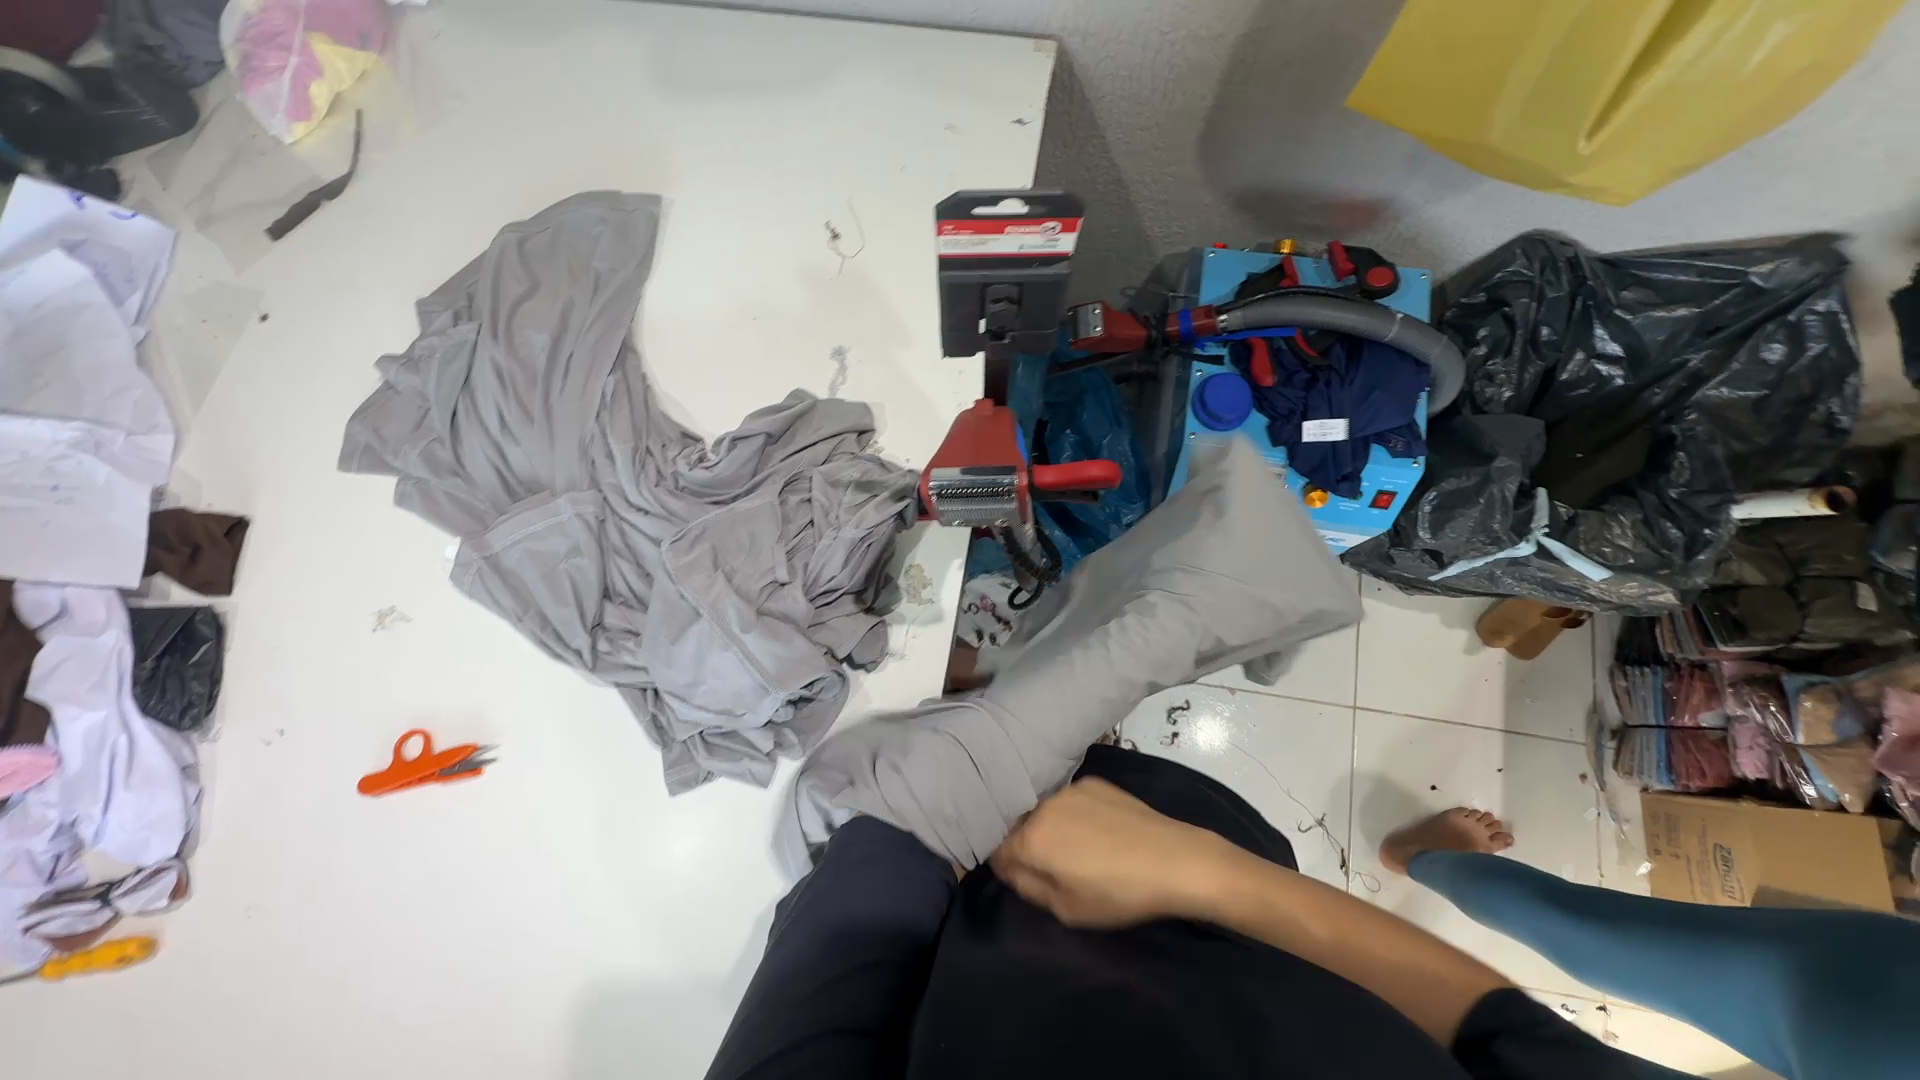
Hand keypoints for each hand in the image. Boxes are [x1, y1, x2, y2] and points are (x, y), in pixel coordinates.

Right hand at [990, 778, 1241, 928]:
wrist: (1175, 860)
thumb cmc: (1118, 894)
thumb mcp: (1066, 909)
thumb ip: (1027, 887)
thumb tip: (1009, 868)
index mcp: (1030, 838)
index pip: (997, 852)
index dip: (1008, 869)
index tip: (1027, 880)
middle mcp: (1043, 805)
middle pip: (1021, 827)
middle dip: (1030, 846)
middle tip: (1056, 868)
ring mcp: (1070, 789)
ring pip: (1046, 811)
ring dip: (1053, 828)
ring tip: (1082, 849)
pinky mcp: (1095, 782)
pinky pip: (1072, 801)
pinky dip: (1077, 814)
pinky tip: (1102, 832)